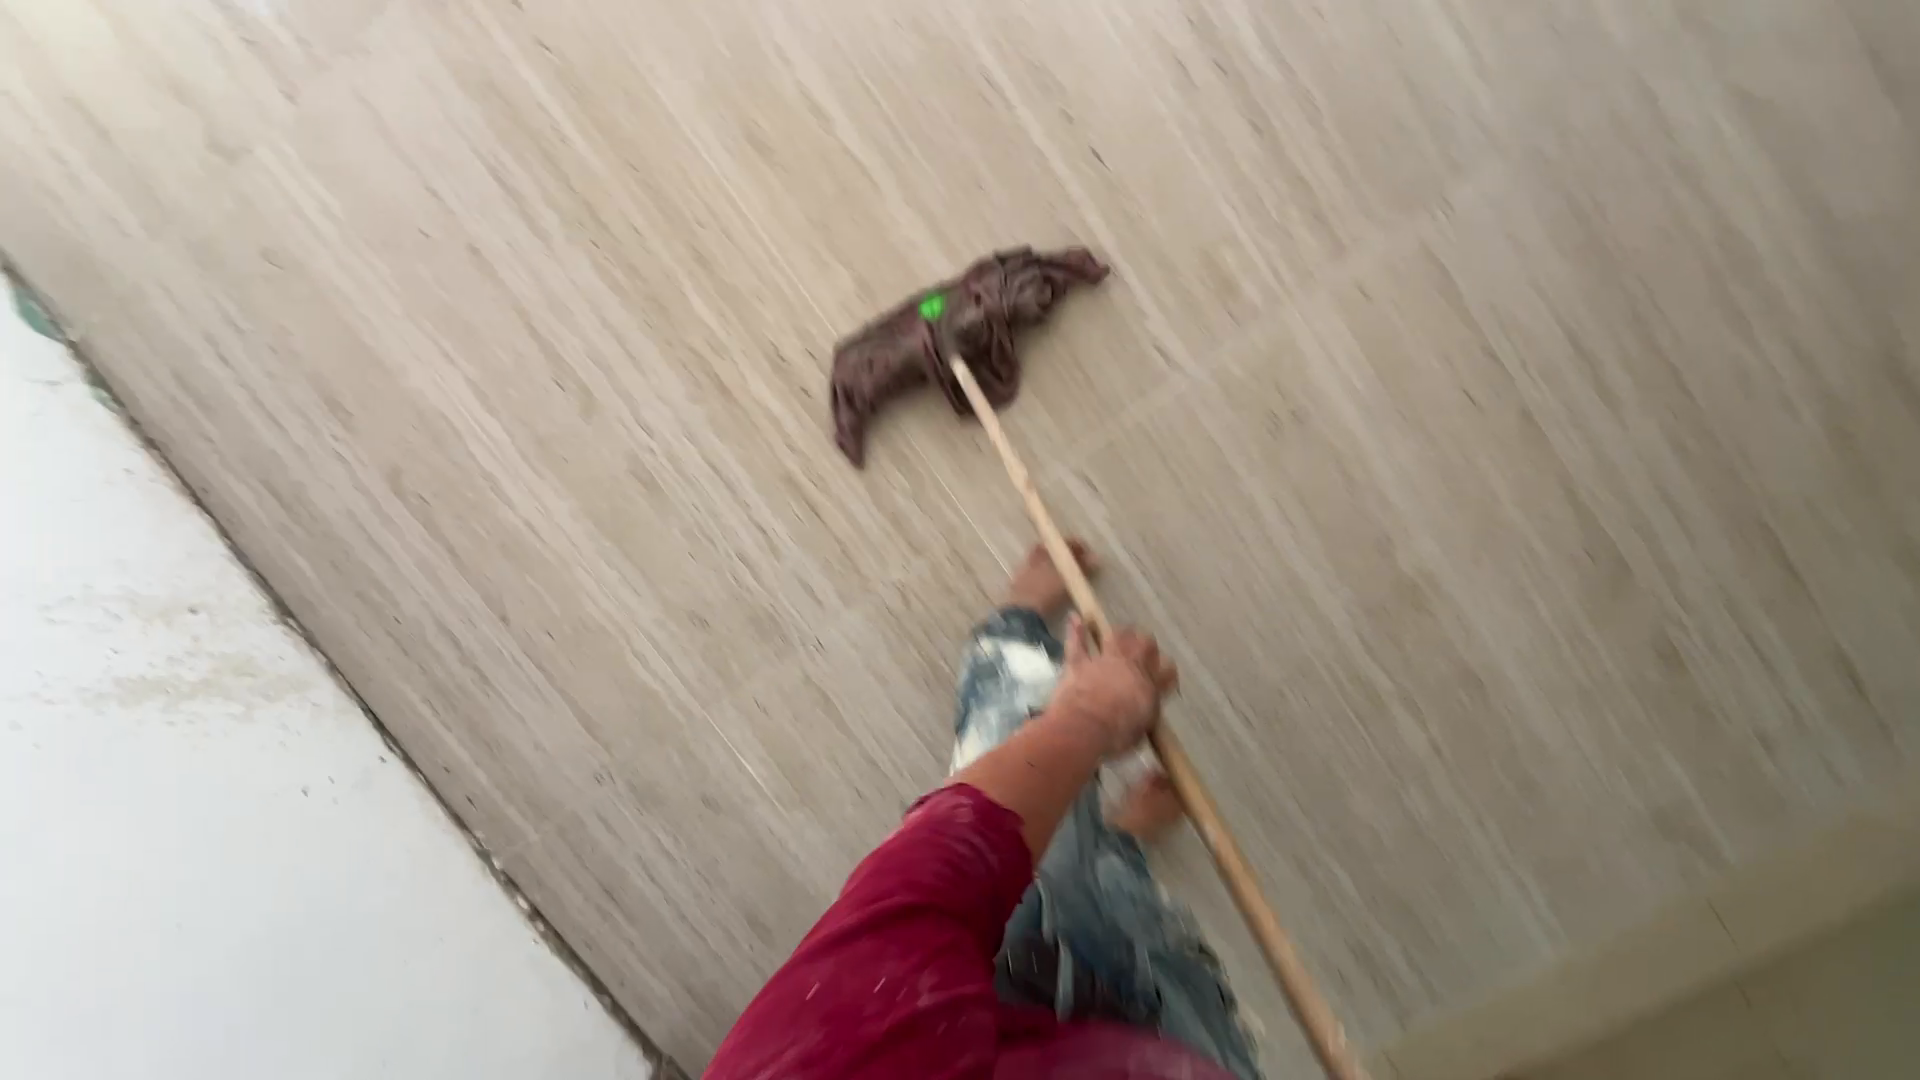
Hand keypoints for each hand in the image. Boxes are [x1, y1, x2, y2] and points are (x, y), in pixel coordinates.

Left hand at [1048, 615, 1178, 757]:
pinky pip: (1078, 642)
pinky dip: (1076, 629)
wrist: (1083, 726)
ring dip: (1121, 633)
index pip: (1168, 673)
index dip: (1168, 672)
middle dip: (1147, 644)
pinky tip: (1075, 617)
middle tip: (1145, 646)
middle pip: (1145, 645)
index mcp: (1150, 687)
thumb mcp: (1139, 731)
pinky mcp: (1078, 663)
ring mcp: (1103, 662)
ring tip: (1123, 631)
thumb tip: (1144, 714)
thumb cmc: (1115, 736)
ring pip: (1116, 637)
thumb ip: (1144, 717)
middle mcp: (1130, 668)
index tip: (1166, 675)